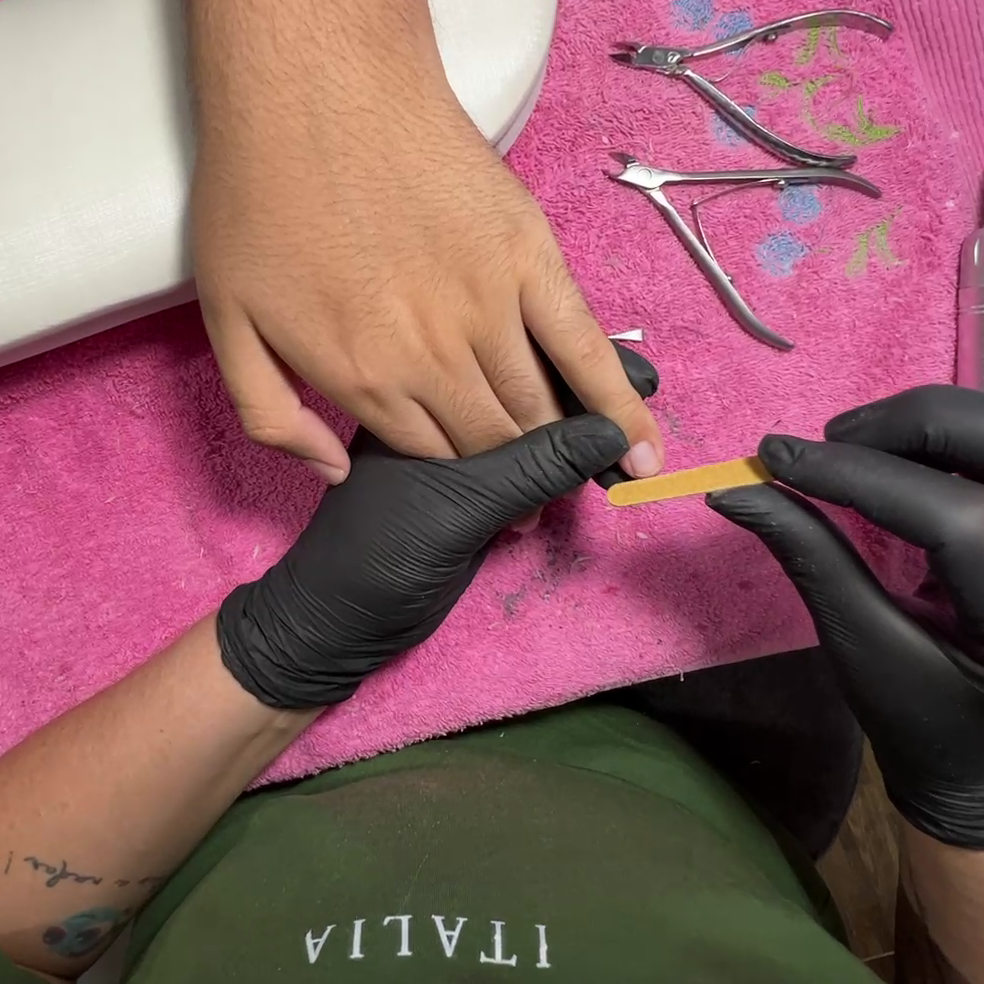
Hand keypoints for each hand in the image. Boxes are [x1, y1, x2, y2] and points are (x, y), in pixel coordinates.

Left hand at [189, 92, 662, 484]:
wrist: (315, 82)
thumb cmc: (259, 196)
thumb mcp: (226, 321)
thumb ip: (271, 417)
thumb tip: (335, 473)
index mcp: (363, 381)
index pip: (433, 460)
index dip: (460, 487)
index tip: (480, 499)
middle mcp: (432, 361)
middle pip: (491, 446)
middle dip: (515, 485)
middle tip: (533, 499)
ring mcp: (488, 311)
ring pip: (539, 411)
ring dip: (563, 456)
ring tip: (585, 475)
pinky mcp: (531, 262)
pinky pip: (585, 350)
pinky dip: (618, 407)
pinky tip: (641, 451)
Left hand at [217, 394, 639, 707]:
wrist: (337, 622)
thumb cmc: (382, 561)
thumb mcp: (460, 512)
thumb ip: (531, 467)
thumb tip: (610, 433)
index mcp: (421, 392)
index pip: (509, 362)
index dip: (577, 371)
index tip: (636, 384)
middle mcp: (436, 403)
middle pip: (525, 376)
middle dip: (587, 387)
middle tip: (647, 394)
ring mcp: (450, 438)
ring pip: (525, 410)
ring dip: (577, 417)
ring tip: (633, 415)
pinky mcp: (463, 477)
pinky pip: (518, 449)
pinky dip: (556, 450)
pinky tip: (591, 449)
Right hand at [709, 386, 983, 848]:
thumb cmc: (920, 718)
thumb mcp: (856, 647)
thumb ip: (808, 557)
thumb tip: (737, 491)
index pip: (964, 523)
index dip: (863, 477)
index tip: (779, 459)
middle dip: (938, 424)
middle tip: (843, 435)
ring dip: (957, 421)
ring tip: (868, 439)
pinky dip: (969, 437)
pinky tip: (909, 453)